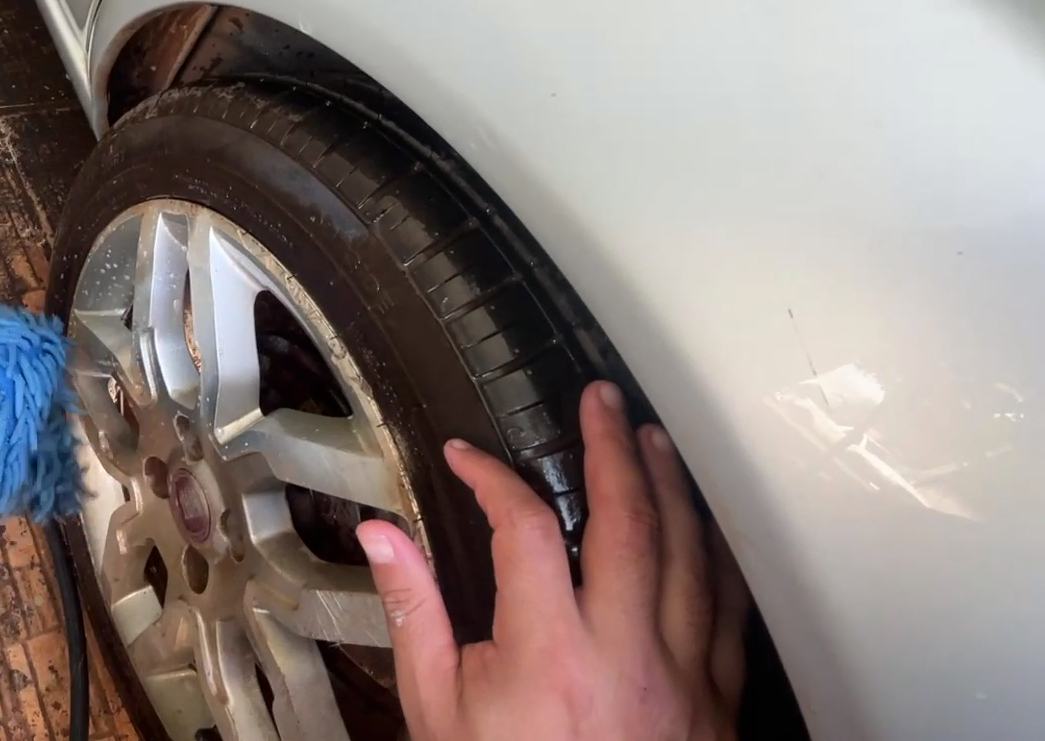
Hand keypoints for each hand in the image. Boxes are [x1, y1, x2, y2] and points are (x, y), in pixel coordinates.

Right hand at [355, 381, 749, 740]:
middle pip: (631, 525)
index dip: (490, 476)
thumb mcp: (436, 704)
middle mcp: (627, 653)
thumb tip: (378, 534)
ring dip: (672, 488)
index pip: (523, 528)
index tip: (462, 456)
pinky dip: (713, 555)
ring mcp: (685, 679)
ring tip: (650, 438)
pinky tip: (700, 525)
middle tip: (600, 400)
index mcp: (549, 651)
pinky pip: (726, 613)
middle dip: (614, 449)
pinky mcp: (717, 706)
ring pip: (693, 560)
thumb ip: (411, 610)